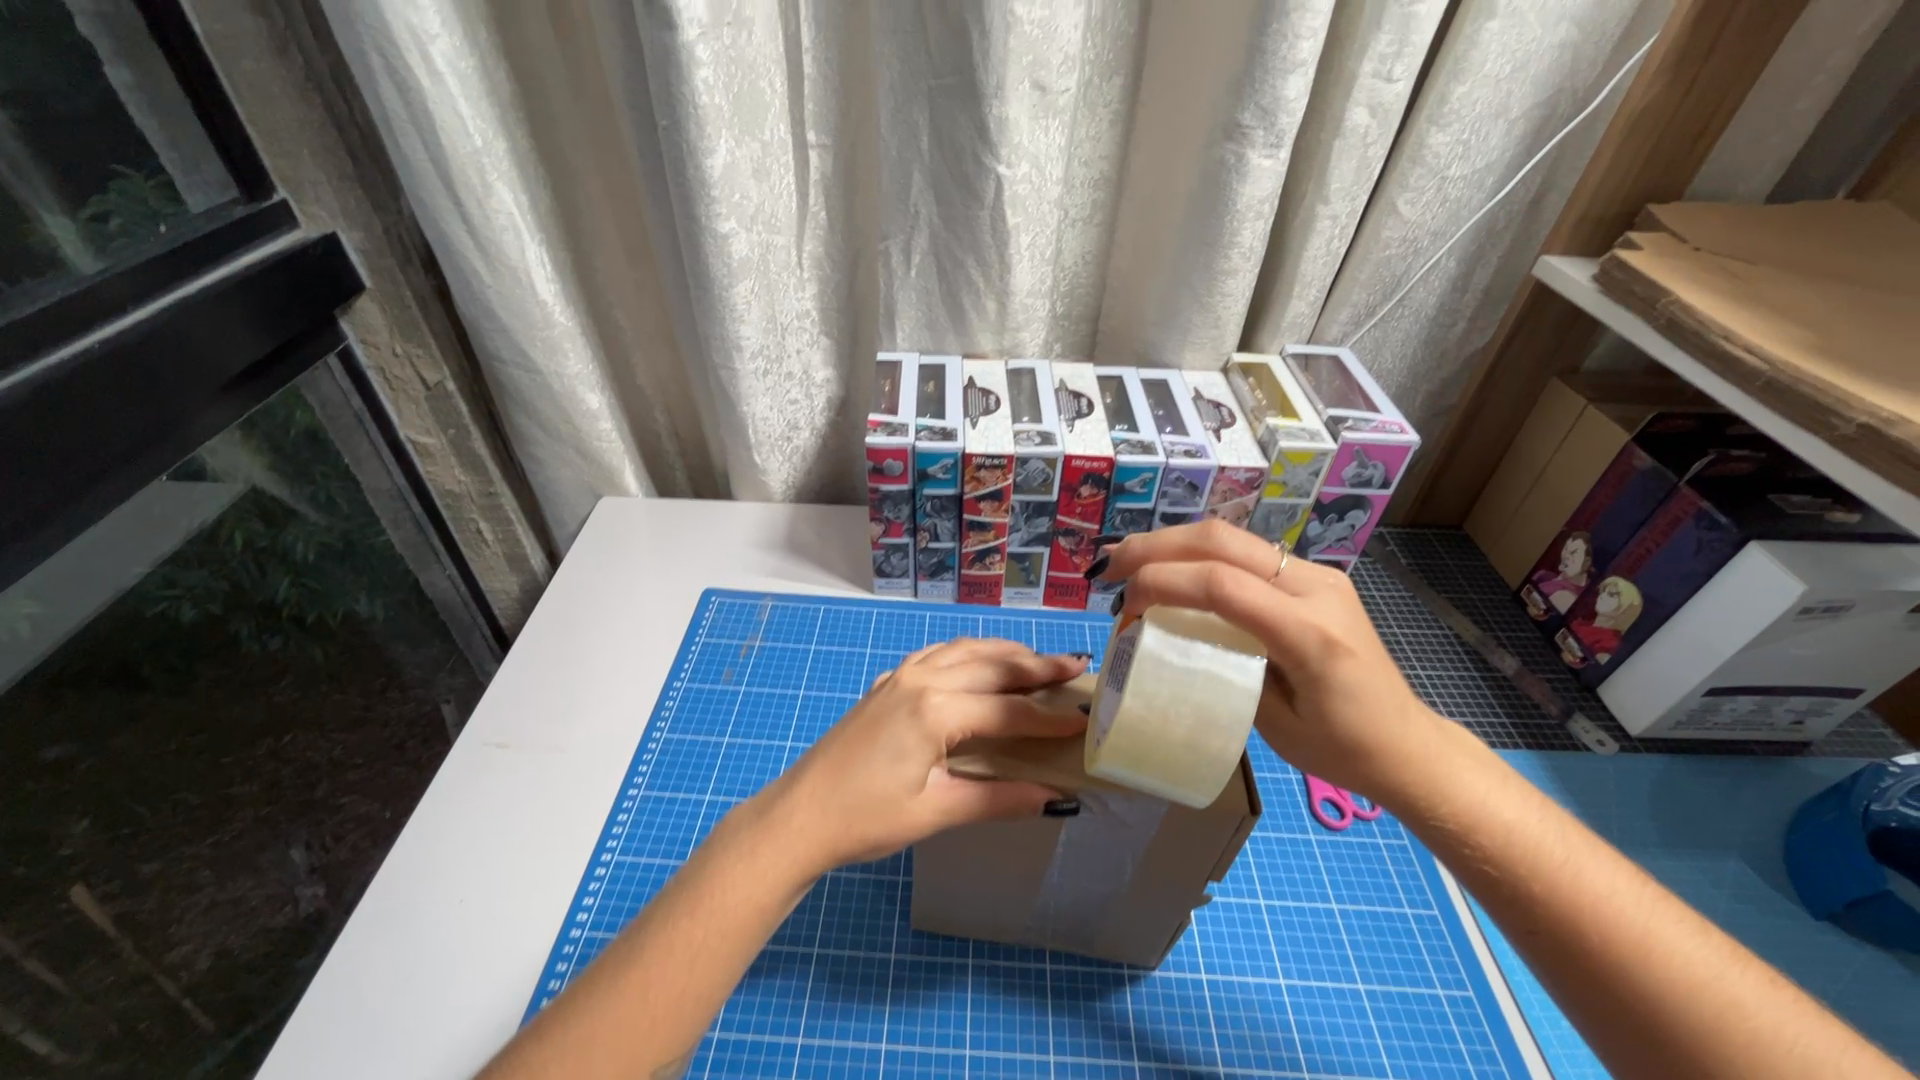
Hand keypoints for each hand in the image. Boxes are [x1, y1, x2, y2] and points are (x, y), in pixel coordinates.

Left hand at [749, 640, 1087, 875]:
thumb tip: (1054, 799)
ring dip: (1003, 653)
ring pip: (963, 651)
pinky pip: (937, 654)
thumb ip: (997, 799)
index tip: (1086, 720)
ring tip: (1037, 660)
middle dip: (1036, 666)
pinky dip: (967, 653)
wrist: (799, 816)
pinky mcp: (885, 684)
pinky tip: (977, 662)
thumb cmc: (866, 818)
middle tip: (1076, 667)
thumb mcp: (936, 812)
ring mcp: (899, 677)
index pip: (1008, 710)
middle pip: (991, 665)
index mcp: (936, 710)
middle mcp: (921, 680)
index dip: (1049, 718)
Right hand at [1095, 520, 1451, 801]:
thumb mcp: (1276, 725)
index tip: (1122, 606)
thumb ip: (1228, 669)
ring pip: (1232, 537)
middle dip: (1156, 547)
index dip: (1162, 583)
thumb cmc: (1342, 750)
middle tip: (1108, 568)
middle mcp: (1316, 588)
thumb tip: (1173, 636)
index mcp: (1309, 633)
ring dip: (1173, 543)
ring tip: (1127, 562)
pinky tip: (1172, 568)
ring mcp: (1317, 575)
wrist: (1409, 745)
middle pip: (1222, 541)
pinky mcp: (1313, 577)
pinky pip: (1246, 552)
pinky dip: (1199, 554)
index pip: (1222, 585)